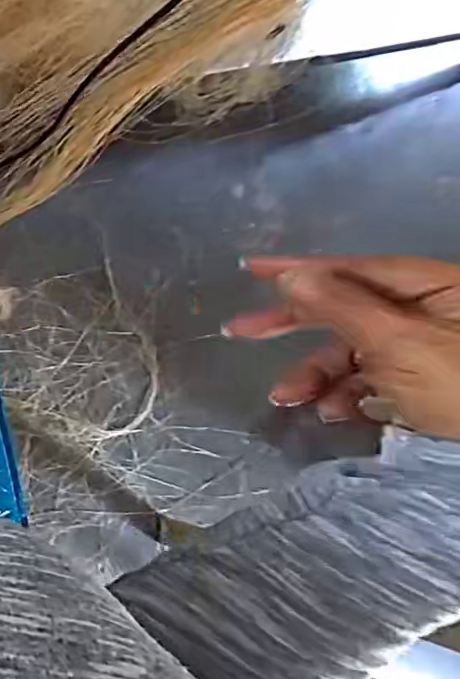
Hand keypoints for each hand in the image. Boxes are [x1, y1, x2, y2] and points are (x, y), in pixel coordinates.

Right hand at [224, 255, 459, 438]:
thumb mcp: (397, 343)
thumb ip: (341, 304)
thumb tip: (293, 275)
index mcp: (452, 293)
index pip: (366, 269)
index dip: (306, 268)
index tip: (250, 268)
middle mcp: (445, 314)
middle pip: (353, 308)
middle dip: (295, 325)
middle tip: (240, 330)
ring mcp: (438, 349)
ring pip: (355, 348)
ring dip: (315, 373)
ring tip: (291, 397)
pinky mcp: (431, 379)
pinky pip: (373, 374)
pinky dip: (344, 390)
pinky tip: (335, 411)